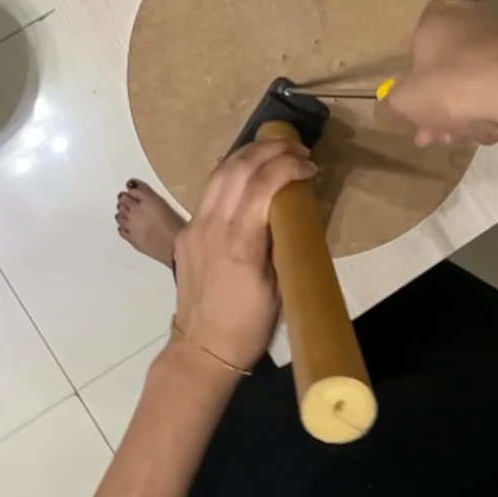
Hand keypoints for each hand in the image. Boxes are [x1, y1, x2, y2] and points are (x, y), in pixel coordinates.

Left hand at [170, 139, 317, 370]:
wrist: (202, 348)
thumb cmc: (248, 325)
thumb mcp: (279, 286)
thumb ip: (284, 243)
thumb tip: (300, 210)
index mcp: (240, 242)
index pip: (263, 184)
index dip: (289, 166)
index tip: (310, 167)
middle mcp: (213, 226)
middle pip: (238, 168)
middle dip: (269, 149)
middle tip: (296, 148)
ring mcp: (195, 225)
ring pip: (219, 172)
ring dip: (248, 154)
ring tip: (274, 151)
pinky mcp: (187, 230)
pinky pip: (209, 190)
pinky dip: (232, 172)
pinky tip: (249, 173)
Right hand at [383, 0, 497, 146]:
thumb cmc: (455, 86)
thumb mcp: (406, 102)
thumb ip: (390, 105)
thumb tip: (388, 109)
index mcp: (438, 14)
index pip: (415, 49)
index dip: (412, 89)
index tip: (413, 118)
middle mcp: (472, 17)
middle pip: (445, 70)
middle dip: (437, 109)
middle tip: (434, 137)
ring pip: (473, 82)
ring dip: (463, 114)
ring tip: (462, 140)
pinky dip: (493, 109)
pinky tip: (490, 131)